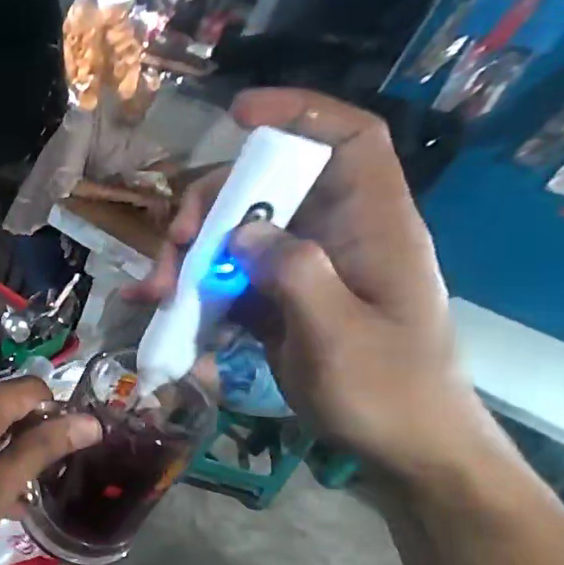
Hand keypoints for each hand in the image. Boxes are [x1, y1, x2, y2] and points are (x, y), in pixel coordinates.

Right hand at [135, 89, 496, 479]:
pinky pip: (228, 280)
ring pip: (236, 235)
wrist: (406, 451)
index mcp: (372, 226)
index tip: (238, 115)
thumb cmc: (389, 392)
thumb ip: (294, 272)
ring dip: (190, 256)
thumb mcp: (341, 335)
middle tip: (175, 244)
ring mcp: (303, 271)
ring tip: (157, 291)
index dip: (299, 113)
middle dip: (211, 205)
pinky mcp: (278, 303)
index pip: (349, 141)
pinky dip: (193, 291)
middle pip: (267, 188)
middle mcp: (335, 236)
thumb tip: (242, 229)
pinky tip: (162, 312)